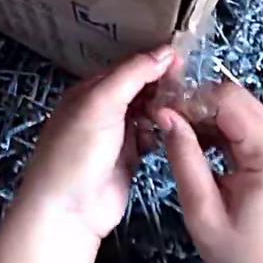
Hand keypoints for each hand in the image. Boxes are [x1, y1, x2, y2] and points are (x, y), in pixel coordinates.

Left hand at [13, 46, 173, 243]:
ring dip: (165, 109)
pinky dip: (162, 133)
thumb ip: (132, 74)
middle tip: (193, 88)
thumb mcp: (101, 103)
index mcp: (91, 90)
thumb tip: (166, 50)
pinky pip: (151, 136)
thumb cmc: (79, 150)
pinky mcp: (129, 157)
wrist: (69, 212)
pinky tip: (176, 132)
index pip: (128, 67)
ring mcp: (116, 134)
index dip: (154, 62)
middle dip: (163, 86)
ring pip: (148, 112)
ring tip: (188, 109)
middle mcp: (103, 108)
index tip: (184, 62)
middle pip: (140, 88)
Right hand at [157, 84, 262, 262]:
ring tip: (178, 136)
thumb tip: (165, 114)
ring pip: (239, 107)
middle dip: (197, 106)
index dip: (190, 100)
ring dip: (207, 117)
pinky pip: (247, 125)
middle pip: (234, 97)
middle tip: (166, 124)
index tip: (161, 113)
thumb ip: (184, 157)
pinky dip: (221, 129)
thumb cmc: (245, 259)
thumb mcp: (203, 212)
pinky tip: (200, 146)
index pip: (227, 98)